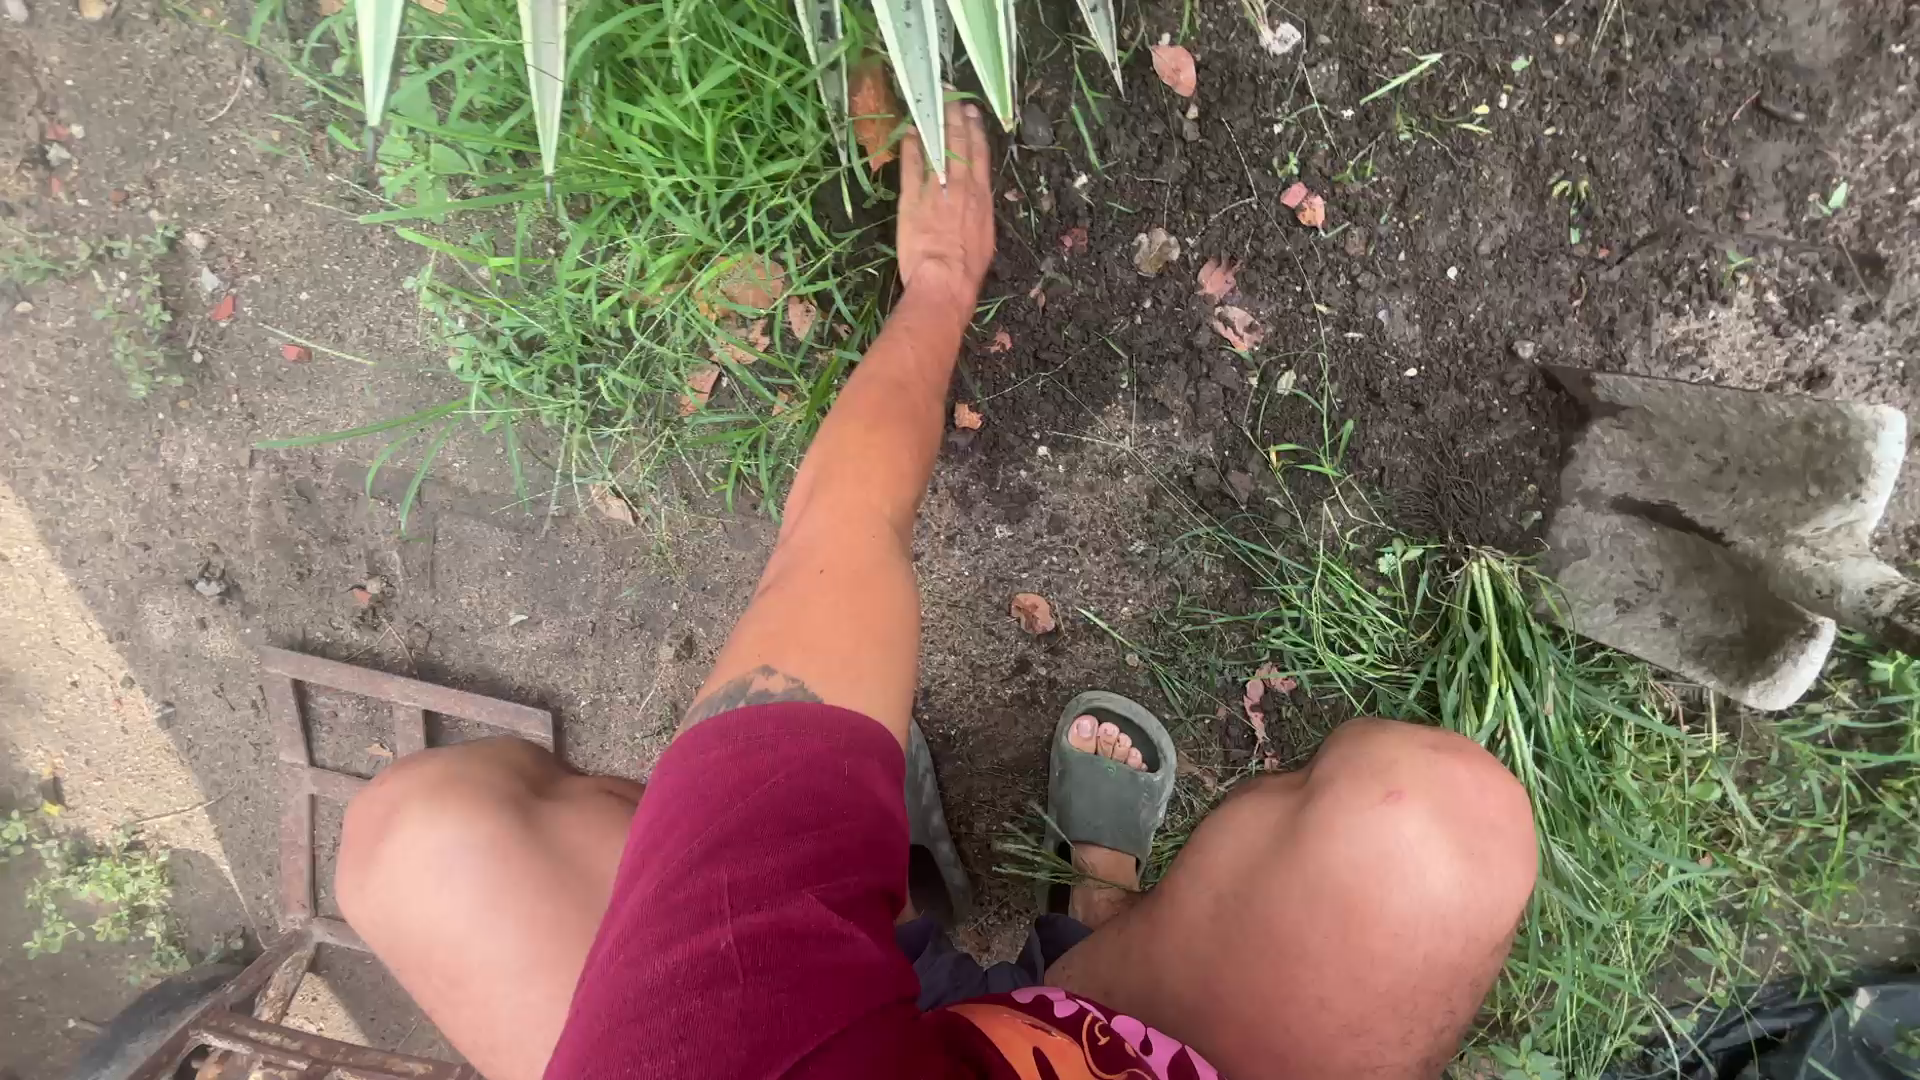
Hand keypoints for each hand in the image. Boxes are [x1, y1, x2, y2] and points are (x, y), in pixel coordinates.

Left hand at [897, 99, 994, 307]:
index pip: (980, 155)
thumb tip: (976, 205)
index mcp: (981, 198)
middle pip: (959, 143)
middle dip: (954, 116)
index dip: (975, 130)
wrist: (945, 280)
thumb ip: (980, 215)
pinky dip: (909, 147)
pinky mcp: (911, 199)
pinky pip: (910, 166)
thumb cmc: (967, 270)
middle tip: (950, 96)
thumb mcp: (985, 240)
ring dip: (934, 124)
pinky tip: (907, 132)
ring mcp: (936, 191)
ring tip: (932, 104)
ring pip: (936, 148)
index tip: (972, 112)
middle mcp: (961, 187)